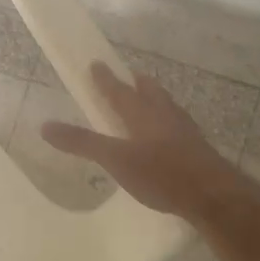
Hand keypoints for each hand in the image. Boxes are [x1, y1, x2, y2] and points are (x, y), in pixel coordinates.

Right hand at [40, 62, 245, 219]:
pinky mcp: (198, 150)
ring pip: (168, 108)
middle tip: (131, 77)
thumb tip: (44, 125)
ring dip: (156, 101)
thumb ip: (81, 142)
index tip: (96, 63)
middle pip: (151, 93)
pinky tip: (168, 136)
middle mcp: (165, 117)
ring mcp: (185, 133)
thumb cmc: (162, 173)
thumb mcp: (115, 159)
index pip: (119, 91)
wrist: (215, 197)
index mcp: (143, 114)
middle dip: (138, 84)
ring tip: (150, 101)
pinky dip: (168, 123)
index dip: (106, 79)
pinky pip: (179, 127)